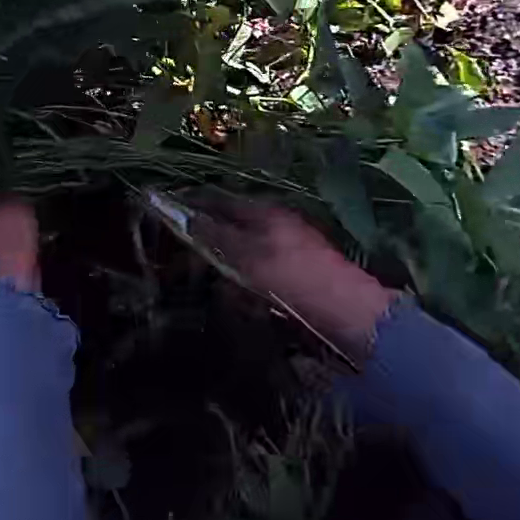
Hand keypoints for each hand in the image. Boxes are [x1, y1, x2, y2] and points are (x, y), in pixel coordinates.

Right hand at [192, 198, 395, 355]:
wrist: (355, 320)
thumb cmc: (297, 279)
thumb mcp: (247, 256)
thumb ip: (213, 233)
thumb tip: (180, 212)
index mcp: (263, 210)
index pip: (216, 199)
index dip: (190, 203)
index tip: (164, 212)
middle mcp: (275, 223)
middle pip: (228, 224)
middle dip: (208, 242)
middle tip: (189, 262)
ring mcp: (288, 247)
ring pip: (242, 252)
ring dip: (228, 269)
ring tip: (223, 289)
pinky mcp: (297, 274)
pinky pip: (259, 273)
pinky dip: (247, 284)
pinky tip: (247, 301)